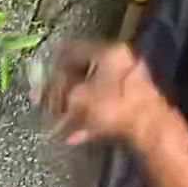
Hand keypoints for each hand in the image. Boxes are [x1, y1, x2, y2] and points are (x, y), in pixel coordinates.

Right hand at [41, 42, 181, 149]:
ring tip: (59, 123)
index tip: (40, 78)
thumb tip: (40, 90)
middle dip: (61, 93)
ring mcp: (129, 83)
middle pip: (82, 74)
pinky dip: (88, 120)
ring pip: (92, 94)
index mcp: (108, 53)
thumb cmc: (112, 106)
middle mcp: (121, 63)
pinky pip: (103, 109)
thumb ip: (56, 91)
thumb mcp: (76, 97)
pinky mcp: (132, 104)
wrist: (148, 128)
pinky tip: (75, 135)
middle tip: (47, 104)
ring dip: (73, 109)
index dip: (52, 66)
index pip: (71, 51)